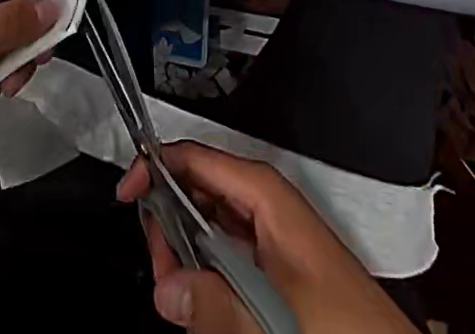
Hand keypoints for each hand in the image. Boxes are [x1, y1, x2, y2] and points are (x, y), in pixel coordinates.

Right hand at [118, 142, 417, 333]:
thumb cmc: (347, 327)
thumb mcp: (276, 317)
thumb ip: (217, 304)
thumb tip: (166, 288)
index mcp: (262, 192)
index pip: (193, 157)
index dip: (154, 168)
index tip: (128, 194)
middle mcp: (260, 199)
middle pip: (192, 187)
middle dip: (166, 225)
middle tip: (163, 272)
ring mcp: (263, 226)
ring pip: (201, 218)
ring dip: (182, 253)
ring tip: (183, 297)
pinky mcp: (266, 254)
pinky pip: (218, 244)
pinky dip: (201, 267)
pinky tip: (203, 298)